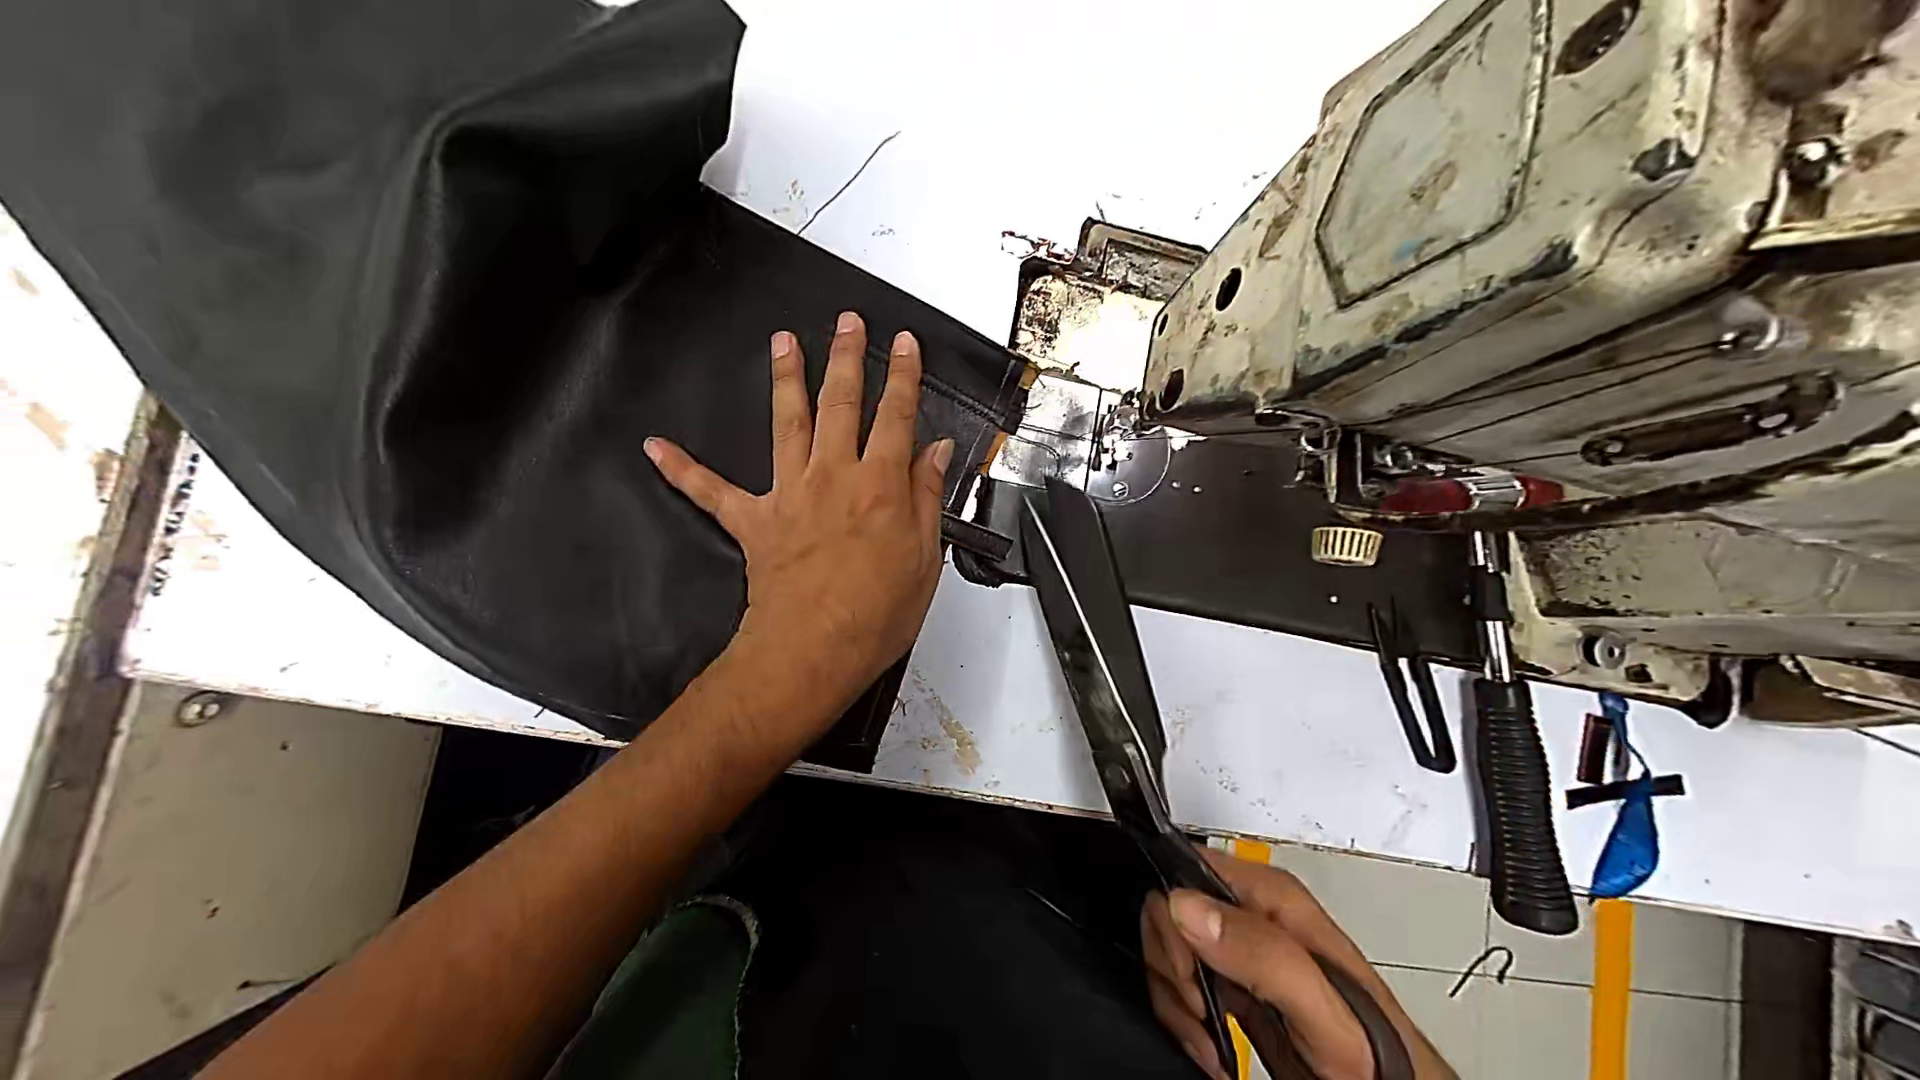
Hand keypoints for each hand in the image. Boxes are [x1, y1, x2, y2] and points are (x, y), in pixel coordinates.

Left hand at [645, 311, 952, 725]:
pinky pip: (712, 491)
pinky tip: (656, 447)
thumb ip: (926, 497)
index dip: (902, 375)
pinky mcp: (754, 522)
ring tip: (783, 341)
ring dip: (786, 378)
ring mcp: (789, 494)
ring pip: (787, 422)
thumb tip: (935, 452)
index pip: (896, 415)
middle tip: (846, 322)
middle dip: (846, 357)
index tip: (904, 343)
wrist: (813, 651)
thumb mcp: (924, 557)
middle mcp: (833, 477)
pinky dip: (684, 469)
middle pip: (840, 403)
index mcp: (880, 485)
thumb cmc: (875, 614)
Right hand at [1141, 847, 1456, 1079]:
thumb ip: (1262, 953)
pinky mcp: (1229, 983)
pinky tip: (1209, 1042)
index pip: (1186, 868)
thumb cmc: (1381, 1064)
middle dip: (1169, 965)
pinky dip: (1180, 1016)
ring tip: (1208, 1036)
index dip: (1173, 917)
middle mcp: (1251, 914)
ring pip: (1166, 946)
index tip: (1190, 969)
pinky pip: (1176, 980)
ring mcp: (1238, 949)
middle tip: (1199, 1007)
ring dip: (1173, 998)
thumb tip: (1190, 907)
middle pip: (1168, 909)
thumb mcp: (1325, 1012)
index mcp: (1272, 897)